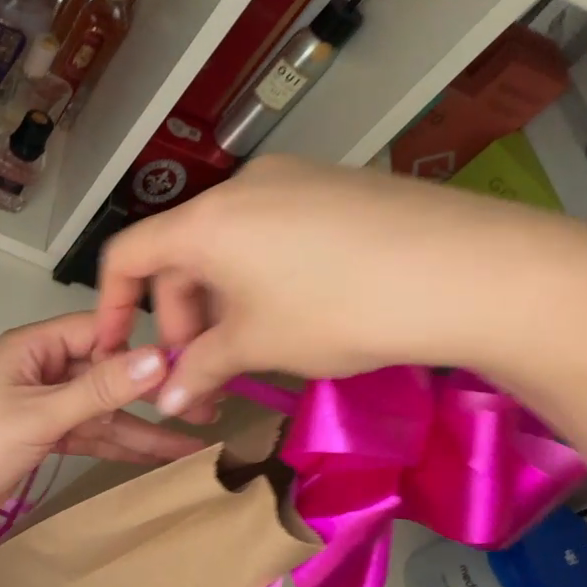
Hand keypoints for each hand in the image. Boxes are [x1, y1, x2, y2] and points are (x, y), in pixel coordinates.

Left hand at [0, 312, 203, 540]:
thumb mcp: (40, 414)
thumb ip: (98, 389)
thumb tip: (158, 358)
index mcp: (33, 347)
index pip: (99, 331)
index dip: (142, 345)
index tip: (193, 361)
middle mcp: (41, 369)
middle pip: (106, 372)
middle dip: (151, 390)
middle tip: (206, 405)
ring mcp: (43, 405)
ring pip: (102, 409)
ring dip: (143, 425)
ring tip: (196, 440)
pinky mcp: (43, 438)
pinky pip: (90, 435)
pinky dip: (119, 445)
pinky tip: (159, 455)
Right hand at [94, 155, 586, 416]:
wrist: (478, 273)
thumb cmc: (340, 309)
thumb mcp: (254, 347)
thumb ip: (197, 371)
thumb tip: (168, 401)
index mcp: (206, 222)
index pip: (127, 257)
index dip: (108, 310)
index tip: (119, 354)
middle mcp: (242, 190)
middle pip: (180, 262)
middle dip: (179, 326)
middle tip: (198, 381)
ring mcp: (293, 184)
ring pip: (225, 254)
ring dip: (218, 313)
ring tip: (243, 362)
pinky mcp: (335, 192)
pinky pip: (269, 240)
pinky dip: (257, 286)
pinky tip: (286, 324)